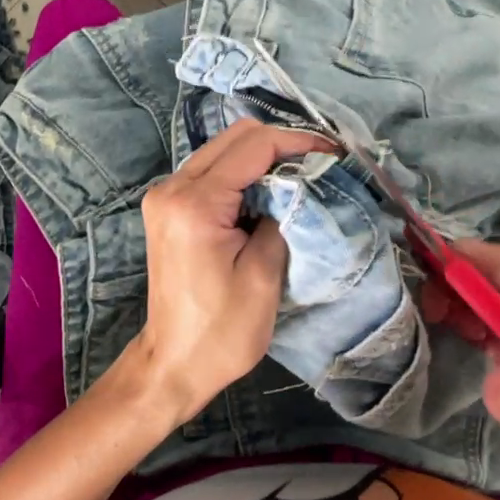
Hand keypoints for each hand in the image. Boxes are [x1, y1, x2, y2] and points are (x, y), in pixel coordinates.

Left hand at [128, 119, 334, 419]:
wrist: (174, 361)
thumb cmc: (222, 330)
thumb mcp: (264, 275)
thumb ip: (283, 218)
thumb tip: (301, 186)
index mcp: (194, 203)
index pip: (253, 146)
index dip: (298, 143)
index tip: (335, 155)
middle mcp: (171, 188)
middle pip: (233, 138)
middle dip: (281, 145)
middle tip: (321, 166)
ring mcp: (164, 197)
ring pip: (220, 151)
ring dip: (261, 159)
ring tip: (302, 180)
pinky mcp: (167, 209)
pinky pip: (209, 173)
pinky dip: (241, 175)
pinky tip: (269, 195)